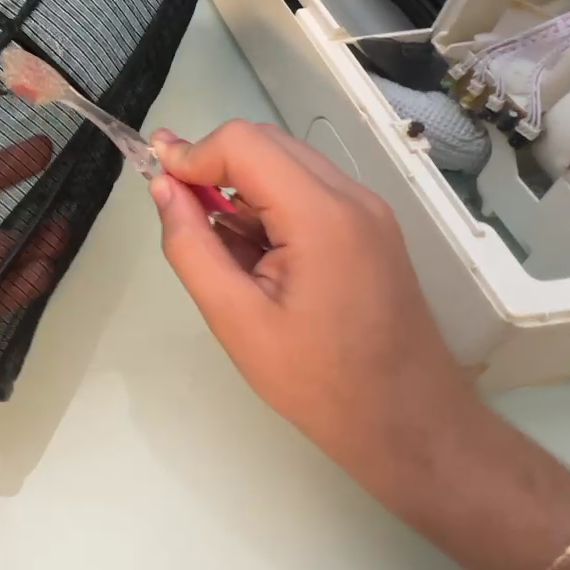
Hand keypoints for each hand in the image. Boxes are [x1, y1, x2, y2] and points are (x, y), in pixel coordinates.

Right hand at [148, 122, 479, 470]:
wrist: (412, 426)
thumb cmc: (319, 382)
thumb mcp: (234, 319)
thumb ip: (190, 245)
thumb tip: (162, 187)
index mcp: (322, 216)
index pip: (242, 144)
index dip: (191, 155)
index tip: (158, 186)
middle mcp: (351, 198)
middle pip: (264, 143)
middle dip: (212, 165)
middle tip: (174, 205)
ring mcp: (367, 211)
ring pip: (283, 162)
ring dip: (238, 186)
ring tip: (221, 247)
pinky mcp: (369, 228)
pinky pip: (304, 189)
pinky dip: (266, 204)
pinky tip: (256, 256)